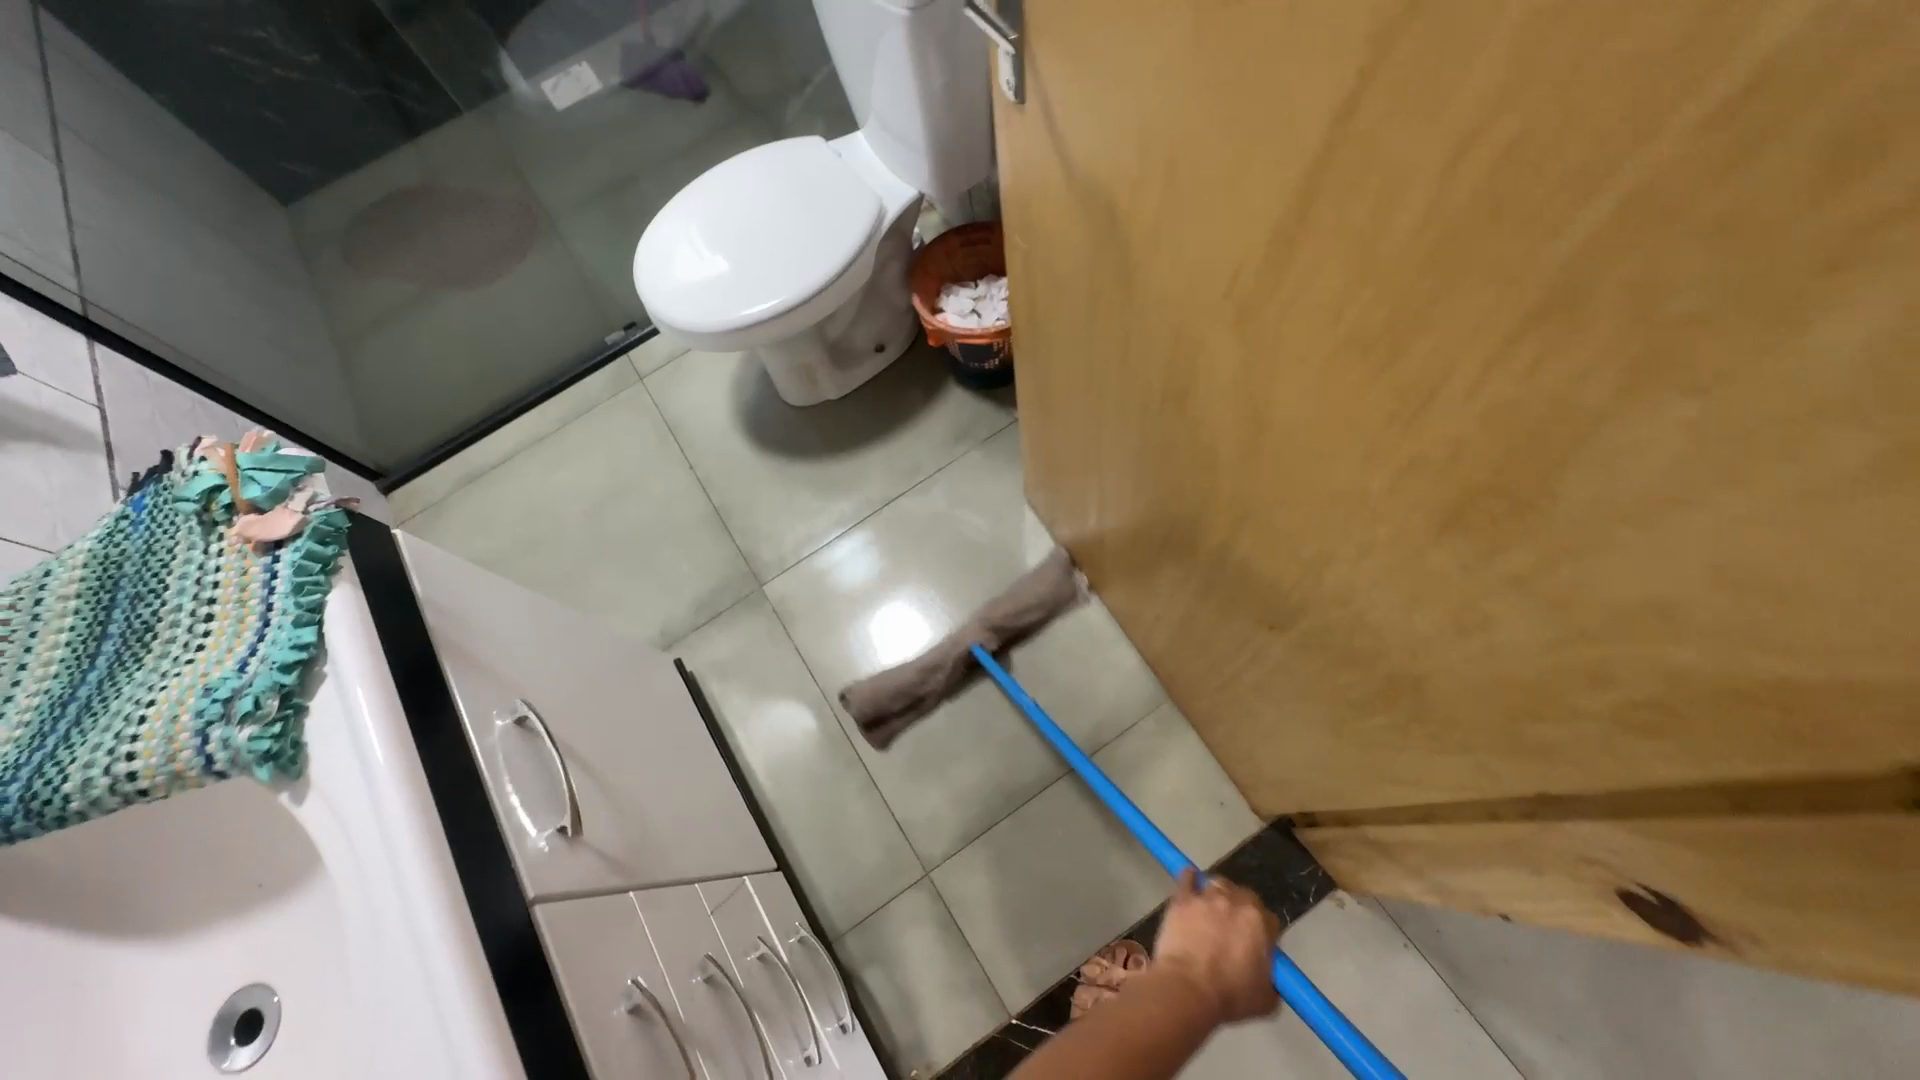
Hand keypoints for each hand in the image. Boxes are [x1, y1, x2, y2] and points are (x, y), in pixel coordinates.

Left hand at [1152, 869, 1281, 1025]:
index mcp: (1261, 923)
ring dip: (1217, 894)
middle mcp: (1236, 902)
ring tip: (1211, 908)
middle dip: (1241, 908)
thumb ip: (1272, 982)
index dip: (1263, 932)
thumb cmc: (1230, 996)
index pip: (1269, 919)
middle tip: (1232, 926)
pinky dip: (1190, 878)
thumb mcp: (1266, 999)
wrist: (1189, 988)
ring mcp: (1207, 897)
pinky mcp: (1183, 898)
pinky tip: (1190, 881)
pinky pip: (1188, 878)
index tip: (1255, 944)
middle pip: (1244, 896)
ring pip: (1217, 884)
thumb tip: (1269, 980)